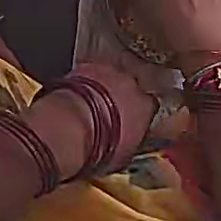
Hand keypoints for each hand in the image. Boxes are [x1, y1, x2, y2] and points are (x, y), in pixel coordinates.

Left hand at [25, 62, 158, 178]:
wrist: (71, 127)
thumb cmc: (99, 146)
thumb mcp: (124, 154)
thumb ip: (133, 141)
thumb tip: (129, 143)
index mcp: (146, 107)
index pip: (150, 105)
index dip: (139, 111)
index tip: (131, 120)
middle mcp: (132, 84)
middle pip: (130, 85)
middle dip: (122, 95)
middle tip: (108, 110)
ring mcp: (109, 72)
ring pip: (110, 75)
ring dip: (103, 85)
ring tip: (90, 102)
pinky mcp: (87, 66)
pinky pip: (90, 70)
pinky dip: (85, 79)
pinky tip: (77, 93)